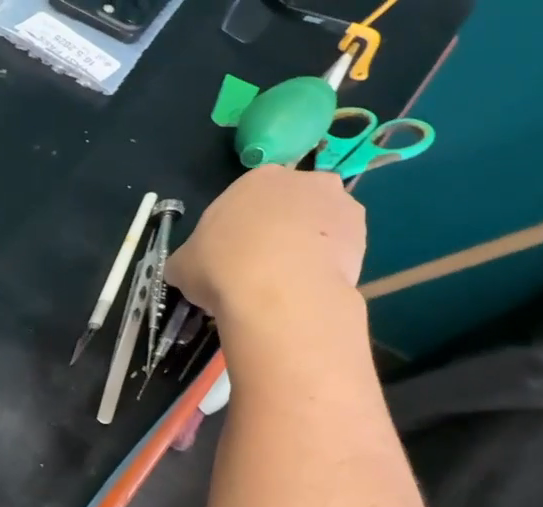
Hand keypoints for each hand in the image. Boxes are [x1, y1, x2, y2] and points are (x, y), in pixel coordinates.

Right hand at [166, 166, 366, 319]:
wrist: (278, 290)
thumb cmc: (220, 266)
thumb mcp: (181, 265)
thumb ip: (189, 257)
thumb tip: (193, 265)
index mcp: (256, 179)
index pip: (242, 198)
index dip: (232, 227)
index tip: (223, 253)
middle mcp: (304, 179)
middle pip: (285, 204)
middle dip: (273, 229)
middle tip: (253, 265)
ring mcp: (339, 202)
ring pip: (314, 223)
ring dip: (300, 243)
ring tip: (279, 280)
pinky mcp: (361, 231)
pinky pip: (334, 246)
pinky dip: (320, 262)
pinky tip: (300, 286)